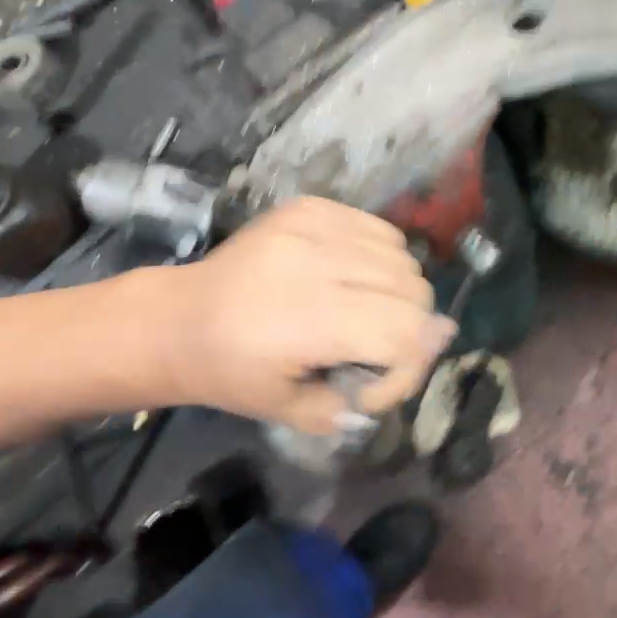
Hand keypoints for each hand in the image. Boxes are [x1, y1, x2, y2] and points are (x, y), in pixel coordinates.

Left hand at [151, 197, 453, 432]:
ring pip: (401, 254)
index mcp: (307, 322)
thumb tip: (437, 343)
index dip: (409, 364)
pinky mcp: (307, 206)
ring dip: (397, 289)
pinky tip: (351, 275)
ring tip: (362, 308)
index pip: (406, 331)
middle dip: (409, 326)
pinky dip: (380, 254)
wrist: (179, 319)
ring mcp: (310, 227)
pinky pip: (377, 226)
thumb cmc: (234, 374)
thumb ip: (370, 393)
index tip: (376, 383)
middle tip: (373, 346)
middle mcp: (314, 264)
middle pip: (412, 288)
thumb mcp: (296, 411)